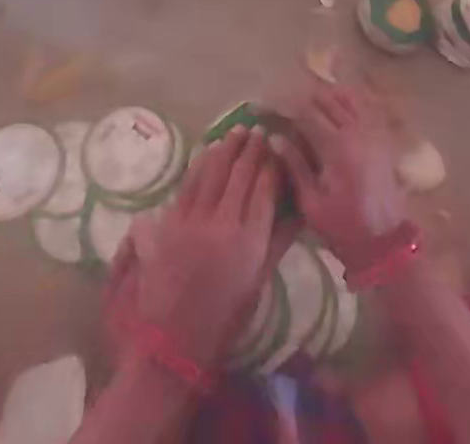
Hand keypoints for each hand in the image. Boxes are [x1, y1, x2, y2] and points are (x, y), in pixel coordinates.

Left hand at [105, 128, 287, 365]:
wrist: (175, 339)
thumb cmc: (225, 315)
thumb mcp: (259, 280)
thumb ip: (279, 240)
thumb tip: (299, 208)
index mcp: (250, 240)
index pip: (263, 188)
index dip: (269, 163)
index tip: (275, 144)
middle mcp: (223, 223)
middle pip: (239, 175)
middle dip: (250, 149)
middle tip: (257, 130)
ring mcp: (193, 221)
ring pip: (212, 173)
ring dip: (225, 148)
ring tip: (235, 131)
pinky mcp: (170, 223)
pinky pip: (188, 185)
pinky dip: (200, 164)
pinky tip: (207, 151)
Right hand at [276, 83, 408, 269]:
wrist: (385, 241)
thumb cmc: (343, 226)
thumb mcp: (310, 202)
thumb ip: (293, 165)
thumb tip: (273, 137)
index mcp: (337, 146)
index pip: (305, 112)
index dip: (282, 105)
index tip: (262, 105)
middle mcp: (357, 130)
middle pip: (325, 98)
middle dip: (300, 96)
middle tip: (280, 102)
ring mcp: (374, 130)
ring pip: (346, 96)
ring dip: (323, 94)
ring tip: (304, 101)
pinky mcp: (382, 135)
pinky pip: (365, 105)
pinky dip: (347, 98)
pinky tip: (333, 103)